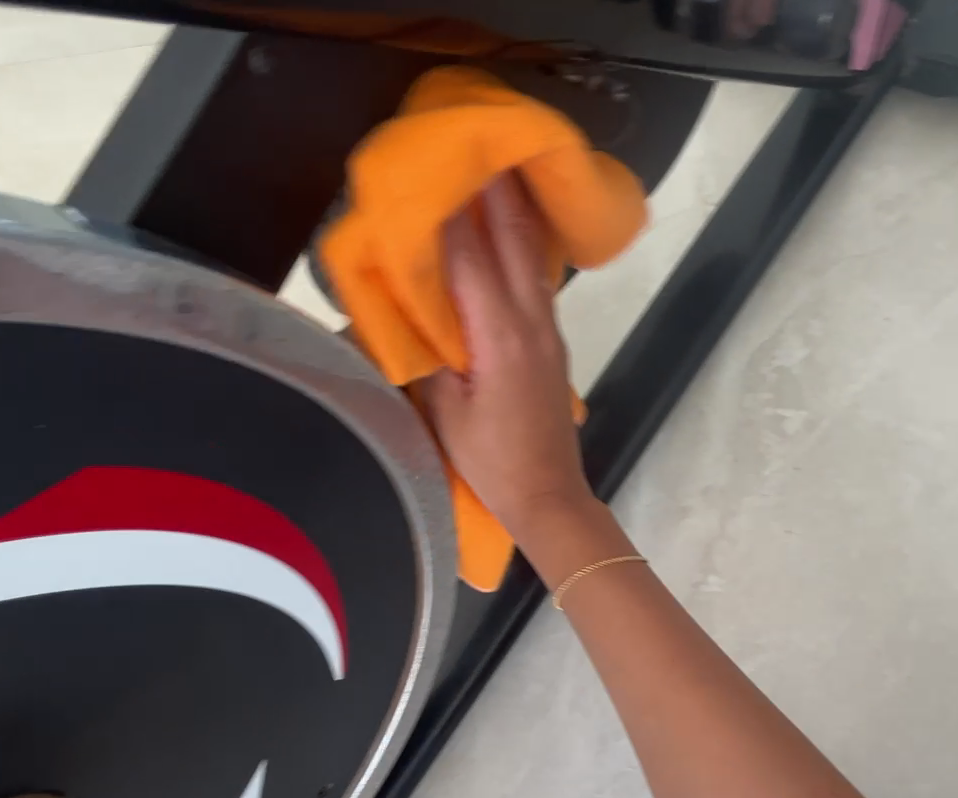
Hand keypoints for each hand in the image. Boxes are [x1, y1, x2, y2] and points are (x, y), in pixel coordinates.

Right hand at [419, 172, 597, 541]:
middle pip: (513, 240)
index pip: (469, 255)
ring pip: (531, 257)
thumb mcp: (446, 413)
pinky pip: (536, 281)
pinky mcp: (552, 344)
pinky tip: (511, 234)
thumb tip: (406, 313)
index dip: (448, 208)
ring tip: (495, 170)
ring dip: (513, 211)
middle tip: (475, 140)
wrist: (549, 496)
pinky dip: (521, 247)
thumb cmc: (493, 461)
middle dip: (493, 188)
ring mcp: (548, 331)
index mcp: (501, 335)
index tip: (432, 166)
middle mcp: (532, 322)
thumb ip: (427, 356)